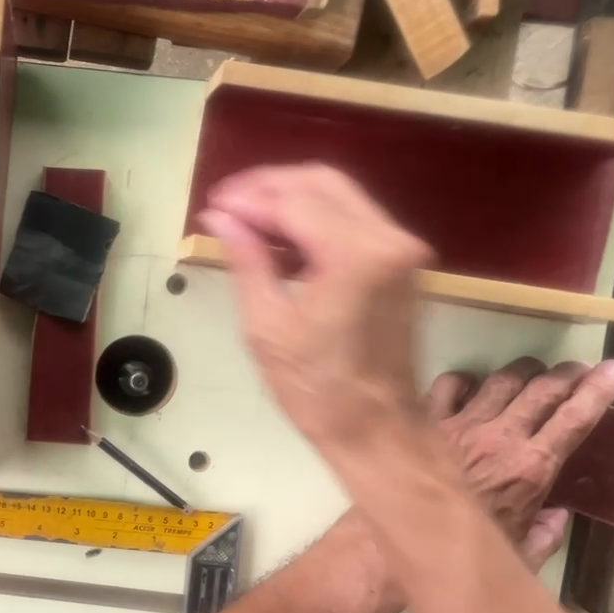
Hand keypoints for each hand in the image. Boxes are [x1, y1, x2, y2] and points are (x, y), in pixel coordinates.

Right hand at [200, 165, 432, 456]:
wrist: (378, 430)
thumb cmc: (316, 390)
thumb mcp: (266, 327)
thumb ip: (247, 260)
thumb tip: (221, 217)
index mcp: (356, 257)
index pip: (293, 202)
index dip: (247, 200)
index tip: (211, 206)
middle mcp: (389, 239)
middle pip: (322, 182)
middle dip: (269, 186)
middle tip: (226, 203)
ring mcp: (401, 249)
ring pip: (339, 195)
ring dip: (290, 199)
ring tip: (245, 218)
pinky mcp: (402, 262)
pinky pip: (353, 218)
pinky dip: (314, 218)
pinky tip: (279, 237)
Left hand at [427, 357, 613, 554]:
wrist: (406, 535)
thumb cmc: (463, 551)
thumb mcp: (521, 555)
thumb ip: (547, 535)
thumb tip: (559, 515)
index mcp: (532, 468)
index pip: (575, 419)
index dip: (598, 390)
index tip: (613, 369)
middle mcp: (500, 438)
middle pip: (541, 391)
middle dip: (564, 374)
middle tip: (574, 369)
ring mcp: (460, 425)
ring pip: (499, 381)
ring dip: (521, 372)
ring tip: (531, 372)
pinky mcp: (425, 421)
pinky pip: (447, 386)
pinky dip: (463, 380)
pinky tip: (470, 385)